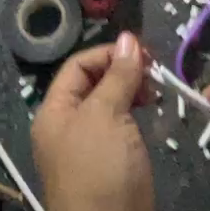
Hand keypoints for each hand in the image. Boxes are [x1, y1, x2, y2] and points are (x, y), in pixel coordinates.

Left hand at [31, 32, 164, 210]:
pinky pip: (120, 133)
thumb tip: (129, 37)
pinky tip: (152, 119)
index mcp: (53, 112)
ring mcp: (88, 153)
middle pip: (93, 86)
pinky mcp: (110, 172)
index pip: (77, 66)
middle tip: (155, 73)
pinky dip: (136, 120)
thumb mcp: (106, 115)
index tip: (144, 52)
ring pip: (109, 109)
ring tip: (156, 94)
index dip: (109, 54)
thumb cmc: (101, 173)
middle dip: (122, 72)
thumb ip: (118, 75)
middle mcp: (66, 129)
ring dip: (131, 94)